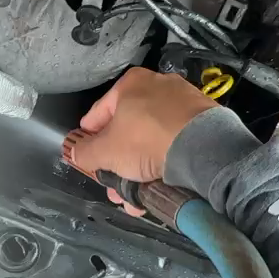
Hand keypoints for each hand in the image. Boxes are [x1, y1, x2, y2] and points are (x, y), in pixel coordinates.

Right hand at [63, 67, 218, 213]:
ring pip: (149, 140)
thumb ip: (85, 152)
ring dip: (137, 169)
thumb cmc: (150, 139)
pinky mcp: (200, 122)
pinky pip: (171, 145)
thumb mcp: (105, 151)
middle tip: (111, 182)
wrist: (201, 148)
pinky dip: (161, 165)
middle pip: (126, 129)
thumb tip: (77, 153)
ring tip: (132, 193)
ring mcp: (181, 103)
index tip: (85, 153)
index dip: (88, 137)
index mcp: (130, 84)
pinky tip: (154, 187)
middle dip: (116, 162)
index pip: (98, 112)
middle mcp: (157, 87)